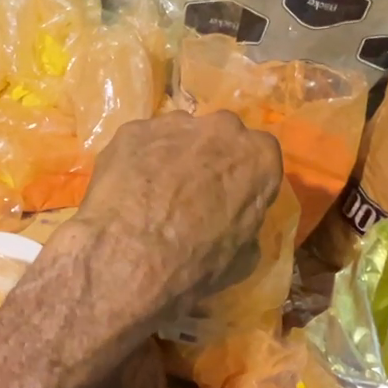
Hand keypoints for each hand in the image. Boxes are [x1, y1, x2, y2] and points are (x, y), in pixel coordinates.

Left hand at [62, 111, 282, 327]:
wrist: (129, 258)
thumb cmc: (196, 264)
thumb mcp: (243, 259)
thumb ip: (247, 226)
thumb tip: (237, 223)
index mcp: (259, 157)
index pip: (261, 158)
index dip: (245, 179)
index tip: (232, 198)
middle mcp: (221, 129)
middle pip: (220, 137)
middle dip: (209, 159)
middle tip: (192, 194)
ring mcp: (173, 124)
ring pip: (178, 136)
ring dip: (171, 158)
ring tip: (152, 195)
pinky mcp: (132, 130)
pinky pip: (141, 144)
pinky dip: (136, 163)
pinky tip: (126, 192)